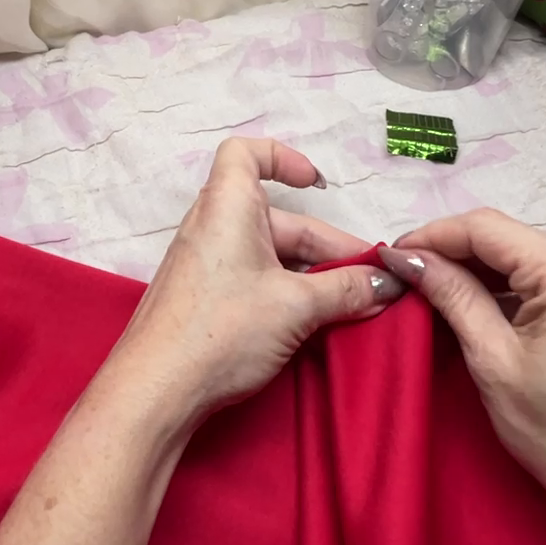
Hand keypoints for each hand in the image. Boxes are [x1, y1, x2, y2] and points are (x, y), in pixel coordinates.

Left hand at [109, 138, 404, 421]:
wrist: (156, 390)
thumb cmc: (222, 328)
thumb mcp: (296, 306)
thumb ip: (347, 290)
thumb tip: (389, 282)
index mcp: (228, 206)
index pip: (245, 154)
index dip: (283, 158)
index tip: (317, 186)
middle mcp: (213, 226)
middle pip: (279, 219)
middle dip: (328, 248)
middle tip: (373, 283)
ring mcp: (206, 263)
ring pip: (270, 254)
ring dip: (313, 274)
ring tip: (354, 306)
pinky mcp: (203, 297)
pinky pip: (254, 277)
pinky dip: (288, 291)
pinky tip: (317, 322)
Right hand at [377, 208, 545, 537]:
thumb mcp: (494, 362)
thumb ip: (451, 295)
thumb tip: (404, 256)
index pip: (486, 228)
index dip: (433, 236)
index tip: (393, 254)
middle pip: (510, 236)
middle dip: (457, 252)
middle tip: (410, 274)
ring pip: (532, 249)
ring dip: (487, 267)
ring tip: (441, 288)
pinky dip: (520, 279)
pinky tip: (490, 300)